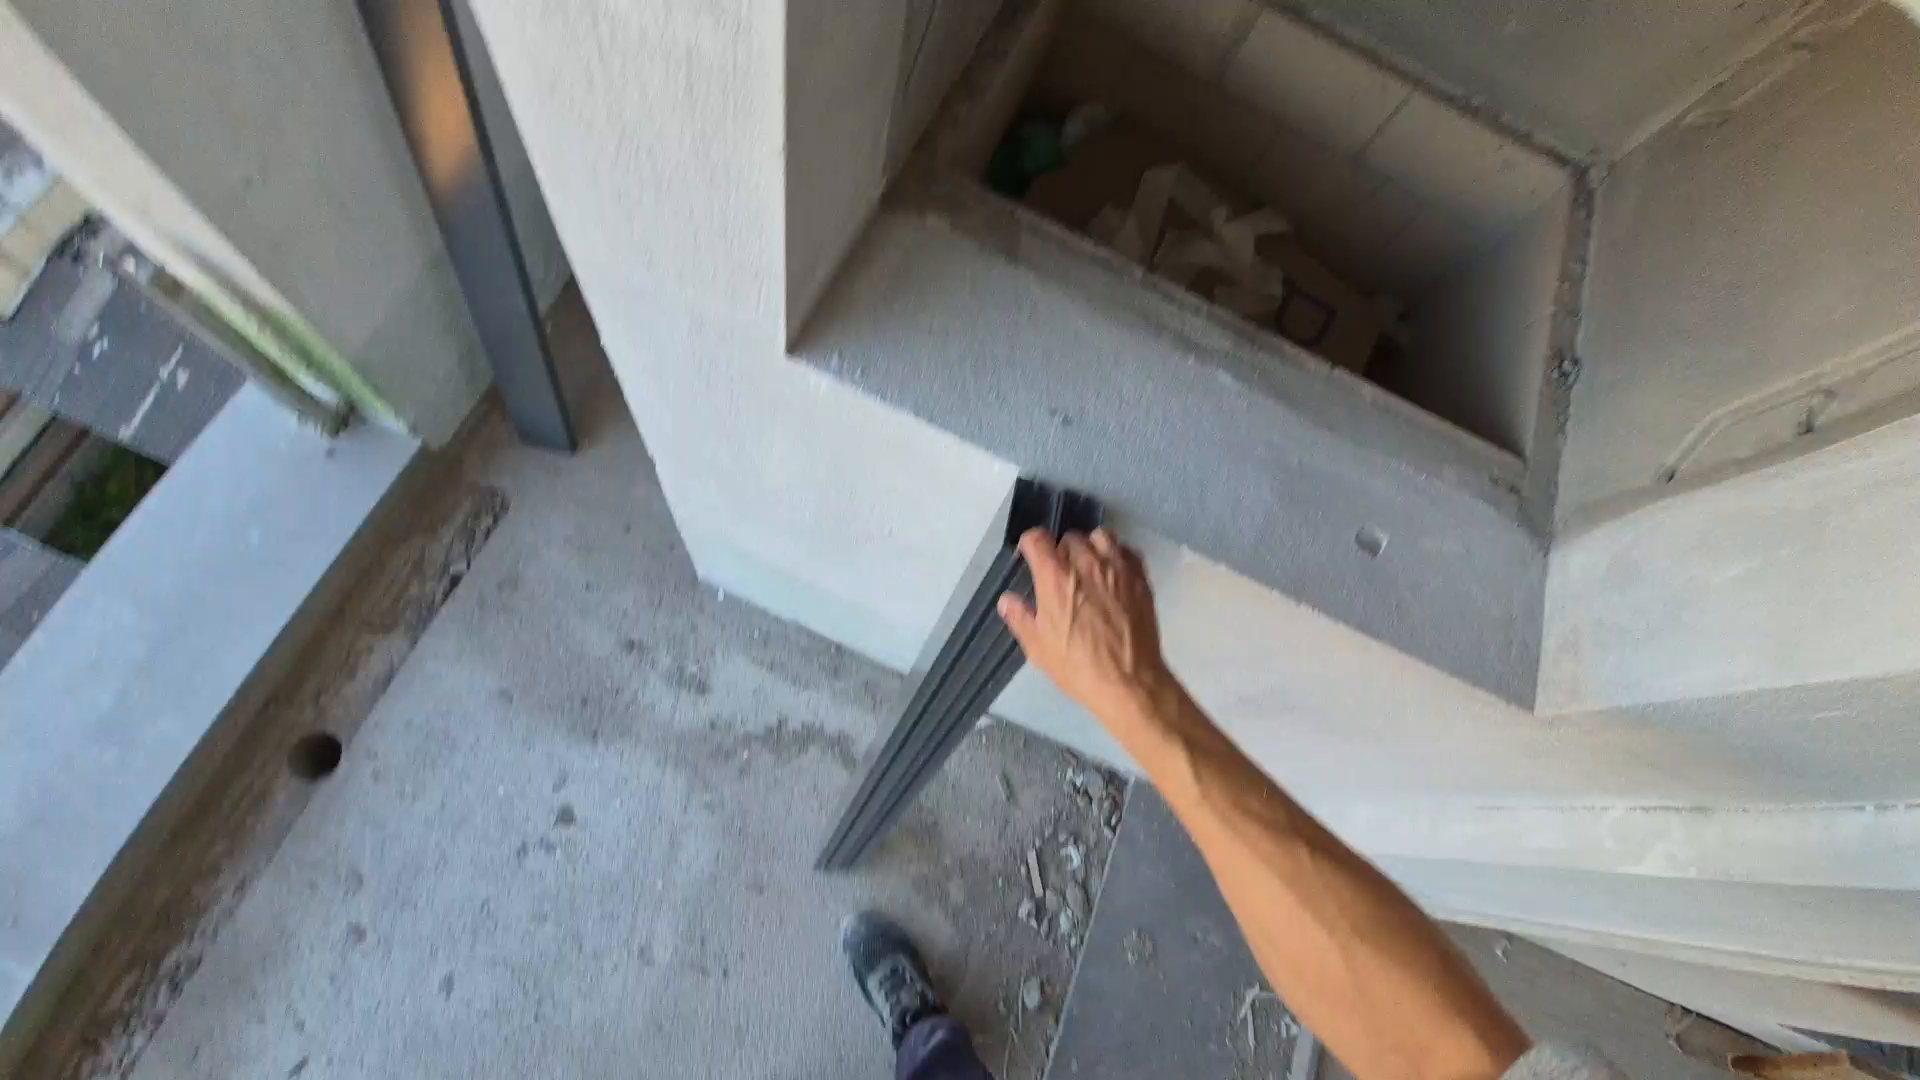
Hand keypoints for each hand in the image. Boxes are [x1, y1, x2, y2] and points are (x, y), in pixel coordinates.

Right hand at [997, 526, 1172, 724]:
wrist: (1129, 682)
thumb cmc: (1078, 667)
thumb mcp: (1039, 648)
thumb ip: (1020, 618)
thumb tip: (1006, 600)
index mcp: (1055, 577)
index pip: (1037, 539)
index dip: (1030, 544)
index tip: (1030, 555)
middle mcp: (1086, 564)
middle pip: (1069, 537)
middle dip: (1061, 550)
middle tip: (1061, 572)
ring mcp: (1117, 568)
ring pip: (1100, 536)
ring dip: (1091, 546)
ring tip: (1089, 566)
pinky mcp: (1140, 578)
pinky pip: (1127, 550)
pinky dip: (1117, 555)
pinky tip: (1114, 574)